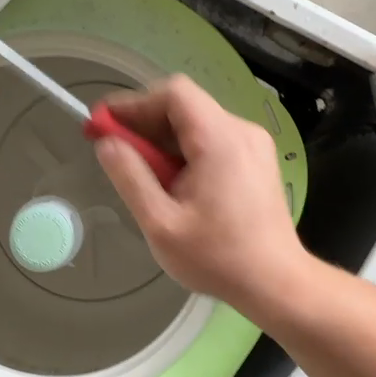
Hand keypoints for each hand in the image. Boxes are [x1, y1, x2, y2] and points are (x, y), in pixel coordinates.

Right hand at [93, 75, 308, 306]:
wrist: (273, 282)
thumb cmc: (215, 258)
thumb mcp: (160, 223)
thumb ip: (130, 178)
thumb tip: (106, 144)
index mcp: (218, 139)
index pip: (172, 94)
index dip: (133, 104)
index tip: (102, 125)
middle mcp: (240, 131)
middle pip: (185, 108)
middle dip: (145, 126)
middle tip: (113, 153)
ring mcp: (253, 147)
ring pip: (198, 128)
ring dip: (164, 145)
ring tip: (144, 181)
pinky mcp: (256, 164)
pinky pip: (213, 145)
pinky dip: (186, 156)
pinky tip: (173, 189)